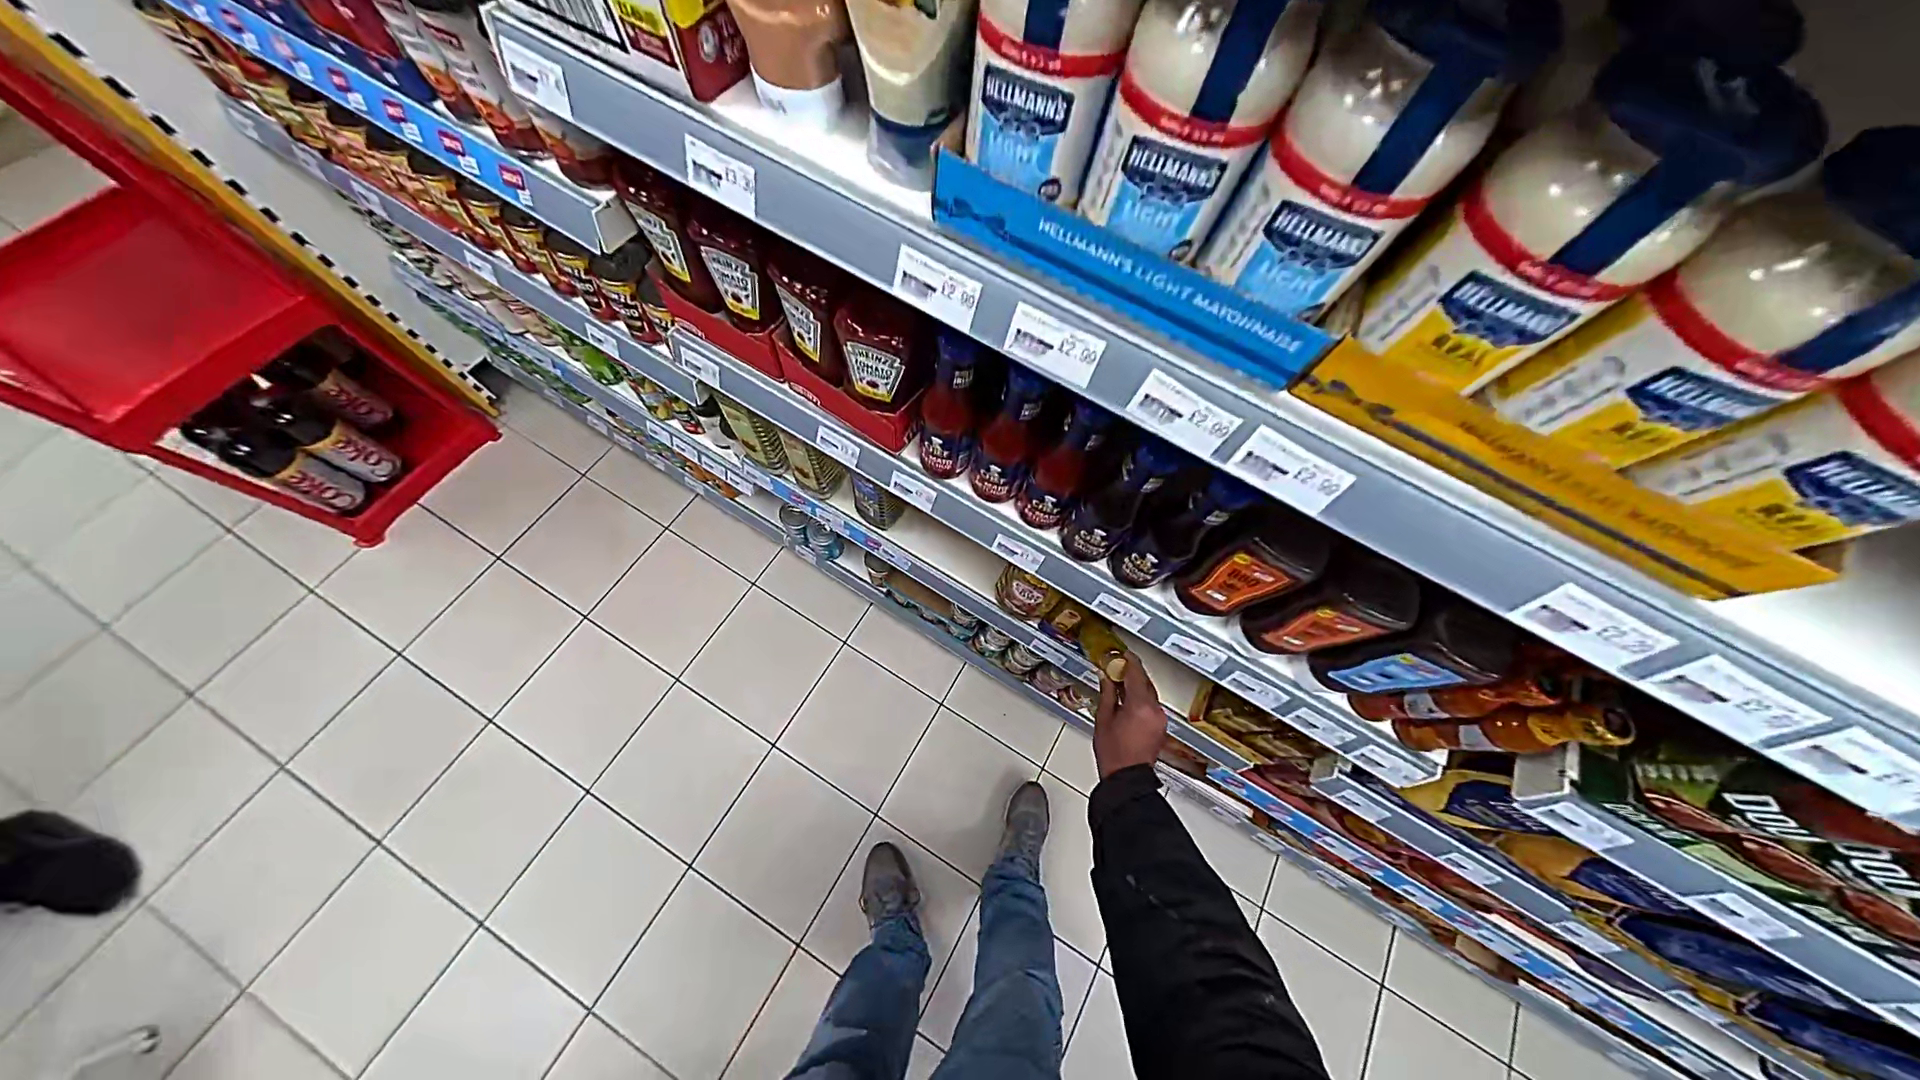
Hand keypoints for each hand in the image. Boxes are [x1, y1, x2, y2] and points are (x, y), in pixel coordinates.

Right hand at [1095, 652, 1164, 779]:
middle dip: (1132, 673)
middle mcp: (1154, 710)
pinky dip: (1141, 698)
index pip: (1136, 674)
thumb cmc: (1114, 754)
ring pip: (1149, 693)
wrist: (1127, 777)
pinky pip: (1152, 705)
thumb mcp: (1104, 719)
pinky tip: (1129, 700)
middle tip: (1118, 667)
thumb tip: (1106, 678)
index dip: (1129, 661)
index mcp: (1140, 706)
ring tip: (1121, 683)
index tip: (1122, 654)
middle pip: (1145, 682)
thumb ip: (1107, 694)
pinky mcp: (1160, 727)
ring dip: (1137, 686)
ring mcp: (1160, 719)